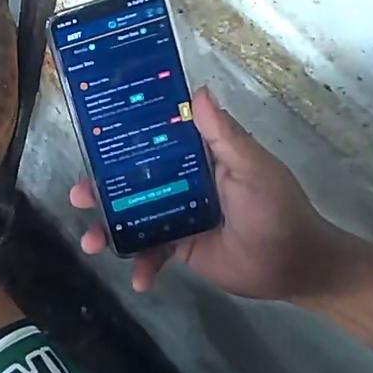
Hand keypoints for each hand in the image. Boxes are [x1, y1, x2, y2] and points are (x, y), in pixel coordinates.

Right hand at [70, 85, 345, 296]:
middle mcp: (183, 183)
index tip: (94, 141)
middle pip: (134, 182)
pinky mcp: (182, 249)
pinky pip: (153, 254)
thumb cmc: (276, 207)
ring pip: (135, 218)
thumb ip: (224, 135)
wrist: (294, 264)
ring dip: (109, 229)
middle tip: (77, 194)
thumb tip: (199, 91)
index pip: (155, 142)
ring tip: (90, 241)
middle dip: (102, 189)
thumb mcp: (253, 167)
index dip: (124, 141)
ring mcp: (179, 217)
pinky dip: (143, 267)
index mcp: (198, 157)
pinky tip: (140, 280)